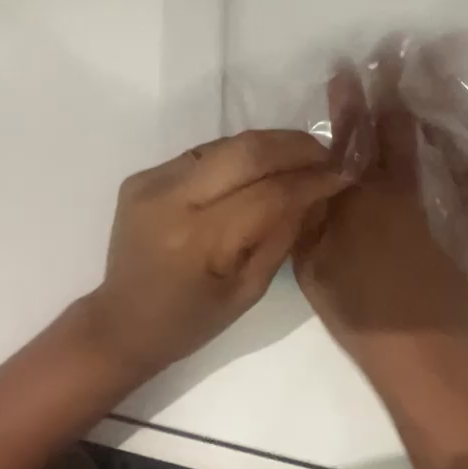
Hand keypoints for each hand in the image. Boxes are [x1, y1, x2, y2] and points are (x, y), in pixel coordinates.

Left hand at [80, 130, 349, 374]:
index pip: (269, 193)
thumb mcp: (247, 292)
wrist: (122, 323)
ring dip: (266, 147)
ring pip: (223, 146)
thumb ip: (281, 237)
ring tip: (298, 158)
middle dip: (295, 147)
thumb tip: (316, 192)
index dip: (312, 179)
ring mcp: (150, 184)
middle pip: (246, 151)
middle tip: (327, 153)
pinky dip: (233, 159)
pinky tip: (254, 172)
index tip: (345, 172)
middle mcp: (170, 201)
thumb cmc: (189, 323)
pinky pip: (199, 156)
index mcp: (198, 241)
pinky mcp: (140, 178)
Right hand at [295, 42, 467, 365]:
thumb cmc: (357, 310)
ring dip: (437, 95)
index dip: (348, 104)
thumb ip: (310, 219)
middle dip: (394, 85)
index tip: (346, 68)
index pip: (349, 140)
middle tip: (397, 45)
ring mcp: (438, 198)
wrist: (419, 346)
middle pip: (395, 127)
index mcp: (355, 198)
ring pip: (438, 136)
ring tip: (438, 58)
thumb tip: (311, 180)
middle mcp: (398, 187)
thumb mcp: (312, 267)